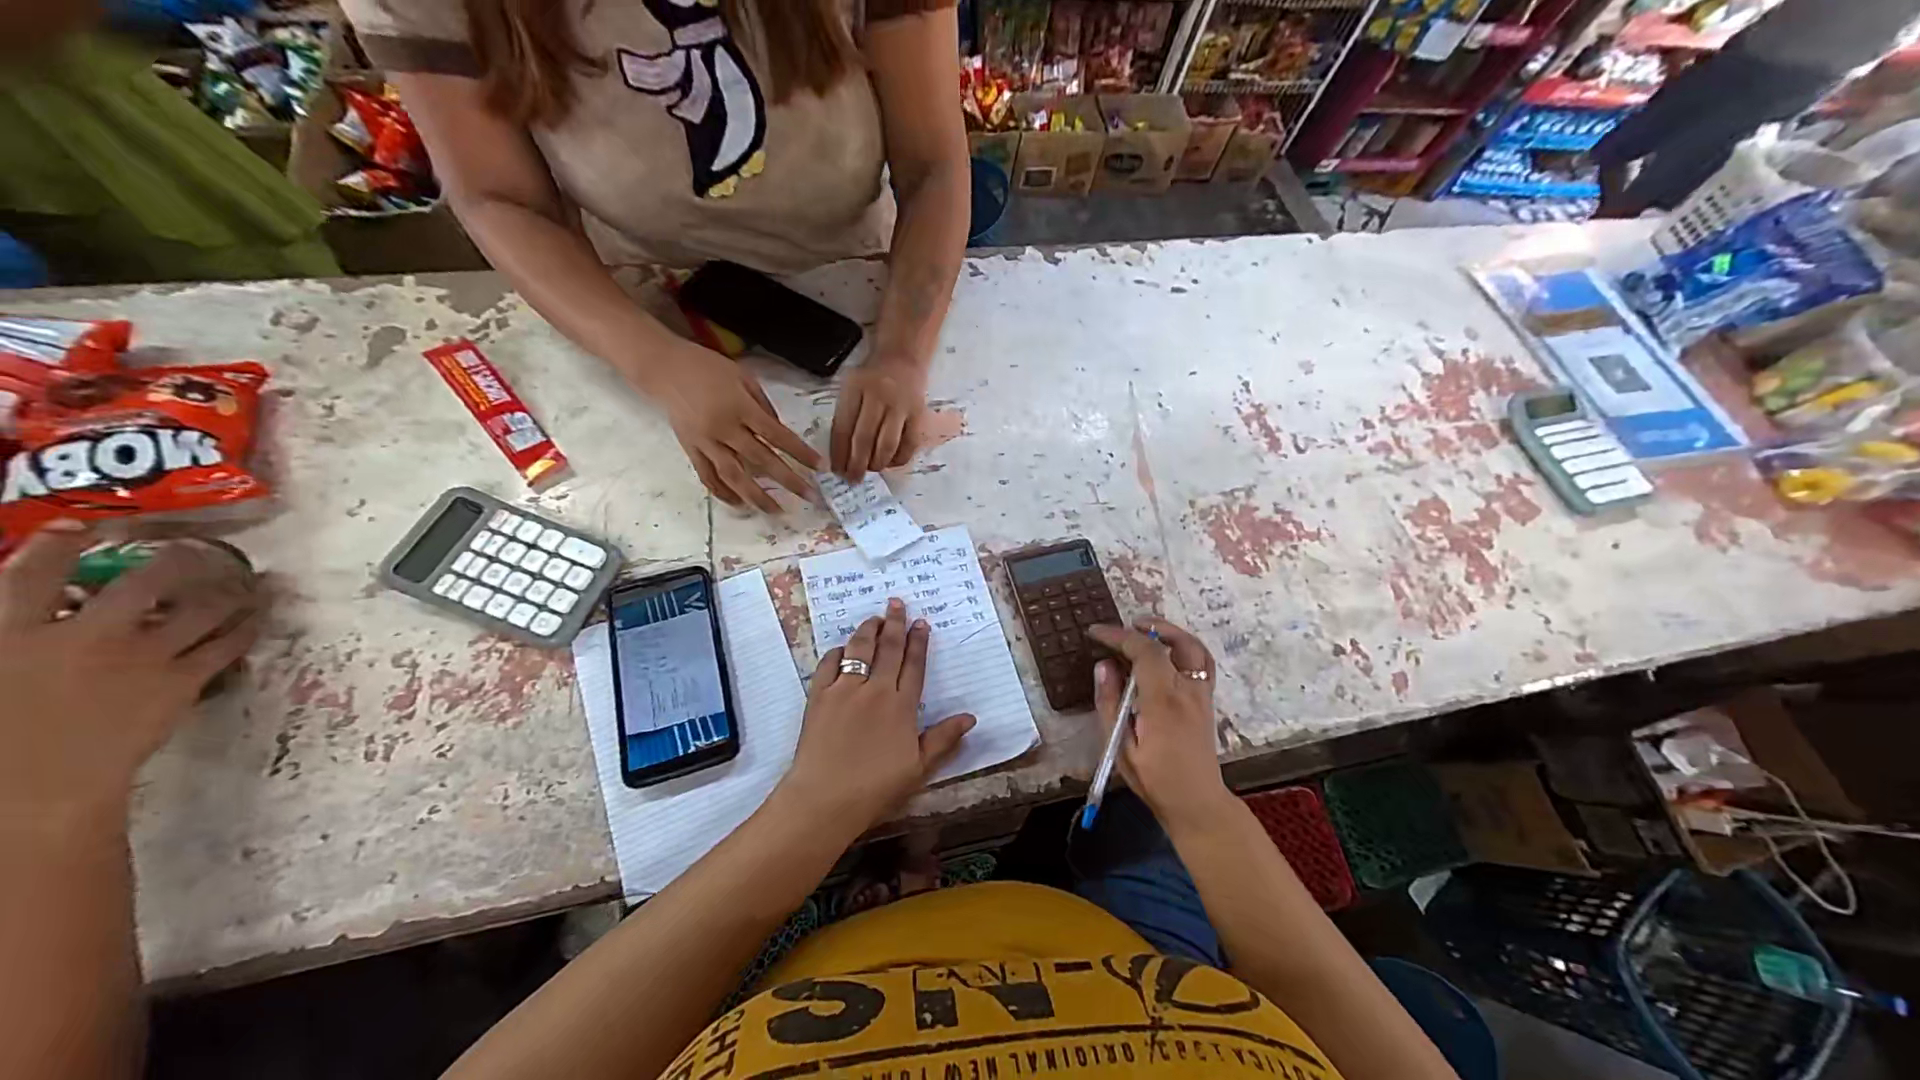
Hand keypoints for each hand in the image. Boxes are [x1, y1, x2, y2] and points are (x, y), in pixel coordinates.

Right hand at [0, 524, 260, 820]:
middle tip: (190, 550)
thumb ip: (11, 639)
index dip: (55, 546)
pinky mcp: (180, 683)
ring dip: (226, 590)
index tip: (76, 528)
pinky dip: (248, 627)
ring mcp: (142, 658)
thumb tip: (34, 618)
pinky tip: (258, 616)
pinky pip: (228, 645)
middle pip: (144, 581)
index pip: (31, 575)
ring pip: (202, 608)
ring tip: (242, 581)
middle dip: (173, 560)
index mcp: (10, 636)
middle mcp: (88, 636)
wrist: (30, 794)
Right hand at [651, 341, 822, 513]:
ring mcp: (706, 442)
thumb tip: (781, 435)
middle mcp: (724, 429)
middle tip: (810, 496)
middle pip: (761, 461)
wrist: (664, 368)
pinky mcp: (690, 449)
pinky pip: (708, 476)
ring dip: (757, 496)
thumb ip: (765, 407)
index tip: (821, 468)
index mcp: (741, 408)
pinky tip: (740, 504)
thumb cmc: (708, 368)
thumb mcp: (744, 378)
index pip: (778, 436)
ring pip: (734, 476)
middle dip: (788, 481)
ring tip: (776, 511)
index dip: (801, 453)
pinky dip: (724, 493)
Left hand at [777, 599, 974, 834]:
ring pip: (859, 650)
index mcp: (901, 706)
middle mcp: (875, 690)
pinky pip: (828, 664)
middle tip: (897, 603)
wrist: (825, 798)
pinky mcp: (818, 696)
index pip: (914, 665)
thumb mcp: (918, 768)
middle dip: (895, 623)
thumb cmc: (876, 787)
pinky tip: (842, 648)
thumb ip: (943, 739)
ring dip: (868, 630)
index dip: (919, 642)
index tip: (921, 623)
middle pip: (888, 649)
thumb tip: (970, 717)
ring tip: (874, 617)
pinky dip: (837, 652)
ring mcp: (844, 690)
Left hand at [830, 357, 927, 479]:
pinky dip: (899, 458)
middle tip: (852, 479)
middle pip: (864, 438)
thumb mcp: (851, 387)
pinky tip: (890, 463)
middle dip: (856, 464)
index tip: (836, 470)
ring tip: (870, 470)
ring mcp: (900, 405)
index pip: (842, 427)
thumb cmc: (871, 377)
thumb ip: (845, 415)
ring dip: (877, 463)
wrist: (902, 356)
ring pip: (887, 444)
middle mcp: (878, 396)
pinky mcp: (918, 414)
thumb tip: (840, 455)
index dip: (838, 453)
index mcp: (855, 388)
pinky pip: (909, 443)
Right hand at [1087, 617, 1233, 829]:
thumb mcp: (1120, 746)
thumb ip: (1110, 702)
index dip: (1118, 636)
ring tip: (1146, 630)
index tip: (1096, 633)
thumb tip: (1104, 666)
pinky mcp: (1207, 700)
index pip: (1144, 652)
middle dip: (1147, 628)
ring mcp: (1202, 694)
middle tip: (1124, 626)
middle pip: (1174, 642)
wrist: (1196, 803)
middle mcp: (1188, 691)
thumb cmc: (1154, 779)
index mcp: (1164, 701)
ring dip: (1170, 632)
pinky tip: (1166, 652)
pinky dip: (1184, 646)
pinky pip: (1202, 661)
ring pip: (1194, 647)